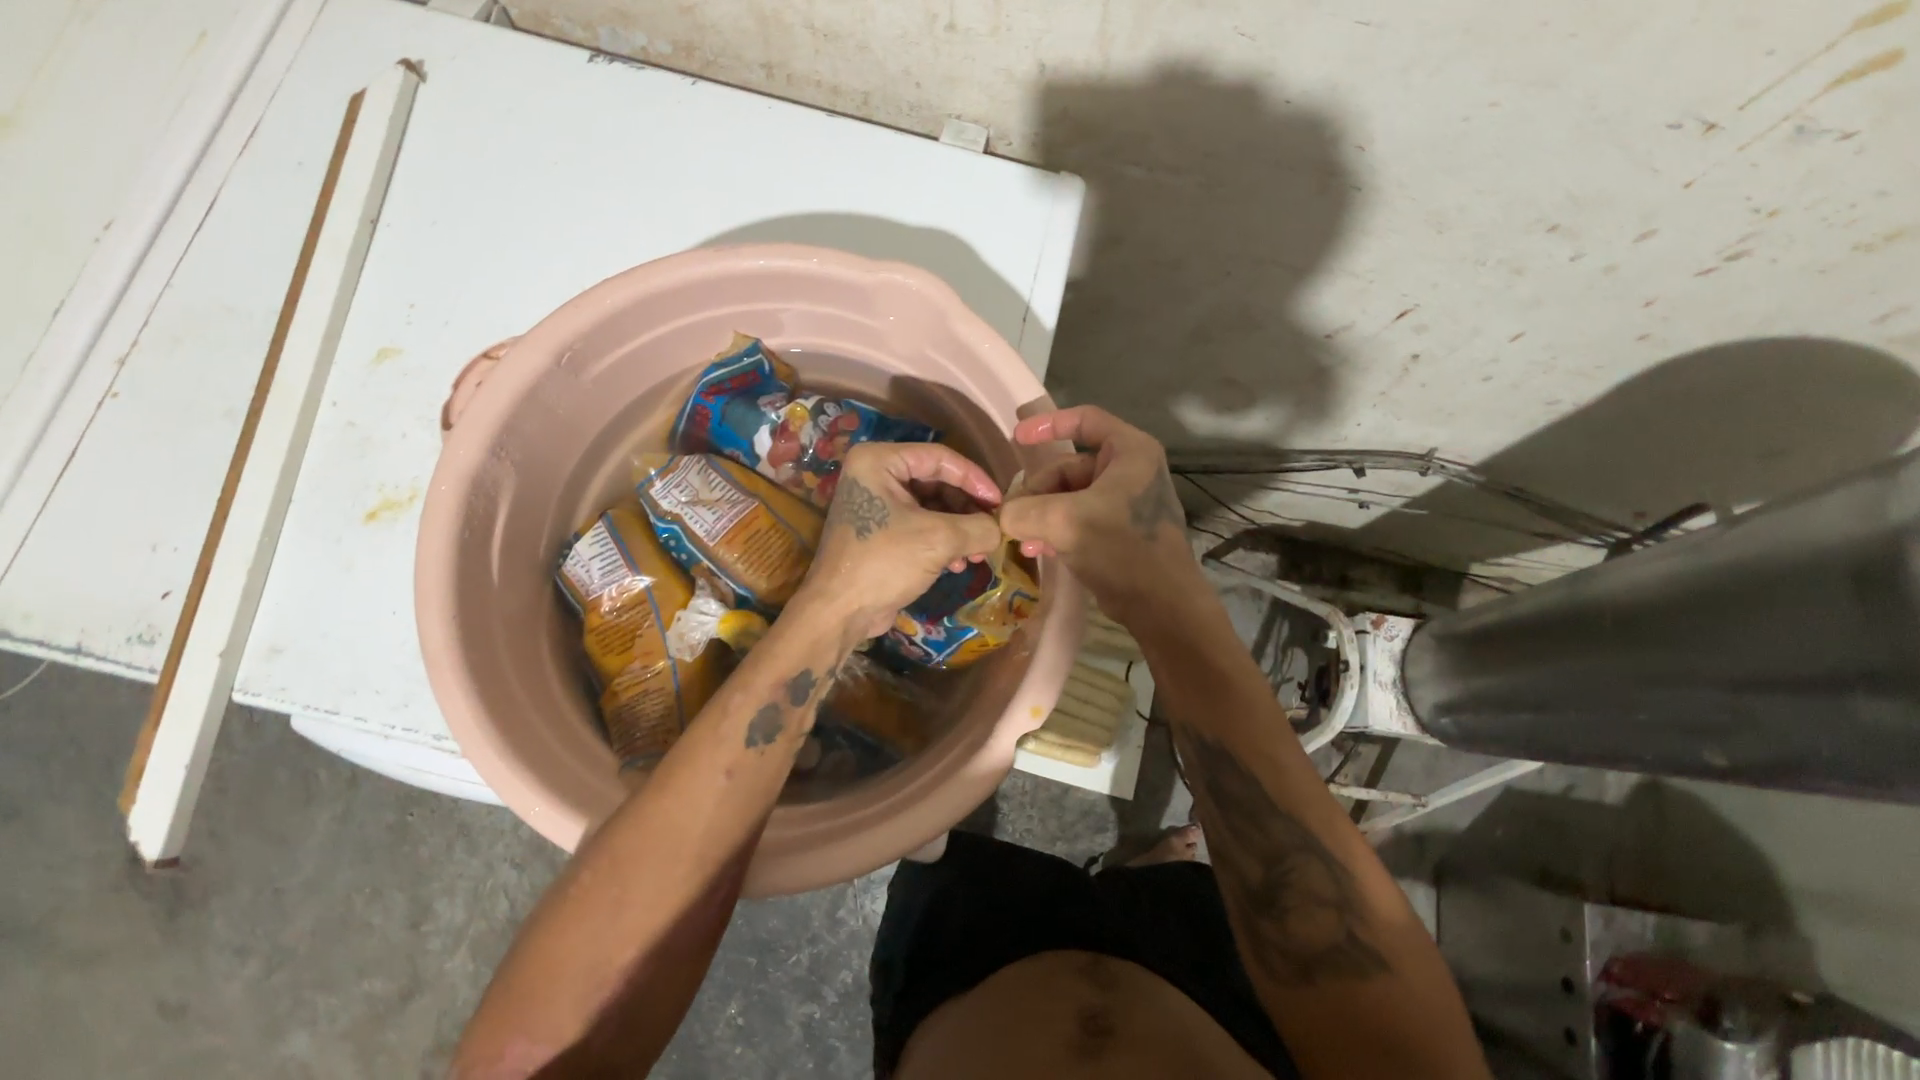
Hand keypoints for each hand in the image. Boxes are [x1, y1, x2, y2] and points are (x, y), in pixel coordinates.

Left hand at [793, 442, 1005, 639]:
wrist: (840, 612)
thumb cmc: (884, 563)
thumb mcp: (938, 540)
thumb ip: (978, 527)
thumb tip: (1002, 528)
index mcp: (879, 461)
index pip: (940, 458)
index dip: (975, 478)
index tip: (1000, 502)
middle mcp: (875, 475)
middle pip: (937, 481)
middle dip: (968, 509)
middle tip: (992, 531)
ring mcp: (877, 505)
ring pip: (933, 506)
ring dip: (960, 529)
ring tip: (979, 553)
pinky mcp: (881, 533)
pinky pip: (922, 526)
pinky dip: (944, 541)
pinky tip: (960, 564)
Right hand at [998, 406, 1200, 622]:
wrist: (1161, 604)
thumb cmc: (1122, 548)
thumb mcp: (1066, 522)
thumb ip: (1024, 511)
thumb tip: (1001, 516)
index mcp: (1129, 451)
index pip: (1085, 419)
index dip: (1048, 423)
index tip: (1017, 437)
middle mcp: (1130, 470)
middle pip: (1068, 467)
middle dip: (1037, 490)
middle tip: (1013, 515)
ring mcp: (1124, 502)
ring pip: (1069, 496)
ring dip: (1041, 514)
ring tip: (1021, 537)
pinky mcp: (1118, 531)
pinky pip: (1077, 518)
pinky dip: (1055, 529)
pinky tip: (1035, 549)